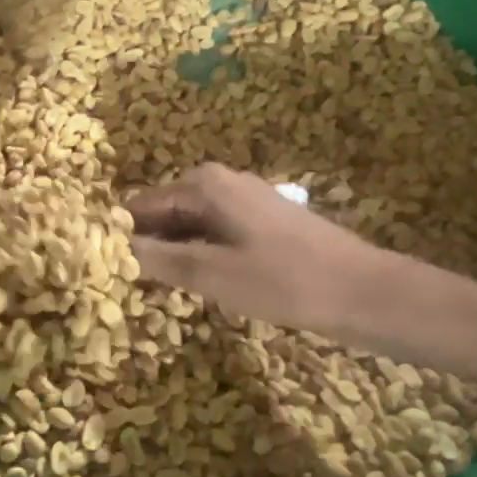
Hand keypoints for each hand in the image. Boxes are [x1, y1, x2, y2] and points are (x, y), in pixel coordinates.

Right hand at [127, 164, 398, 332]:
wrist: (368, 295)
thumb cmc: (286, 281)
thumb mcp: (212, 273)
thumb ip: (157, 258)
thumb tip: (107, 245)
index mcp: (203, 183)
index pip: (140, 206)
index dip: (122, 236)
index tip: (107, 270)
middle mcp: (221, 181)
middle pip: (164, 213)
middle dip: (148, 246)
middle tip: (132, 288)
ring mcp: (245, 201)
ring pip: (190, 226)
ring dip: (174, 255)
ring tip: (160, 293)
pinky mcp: (264, 223)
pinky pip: (215, 234)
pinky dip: (201, 256)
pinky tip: (201, 287)